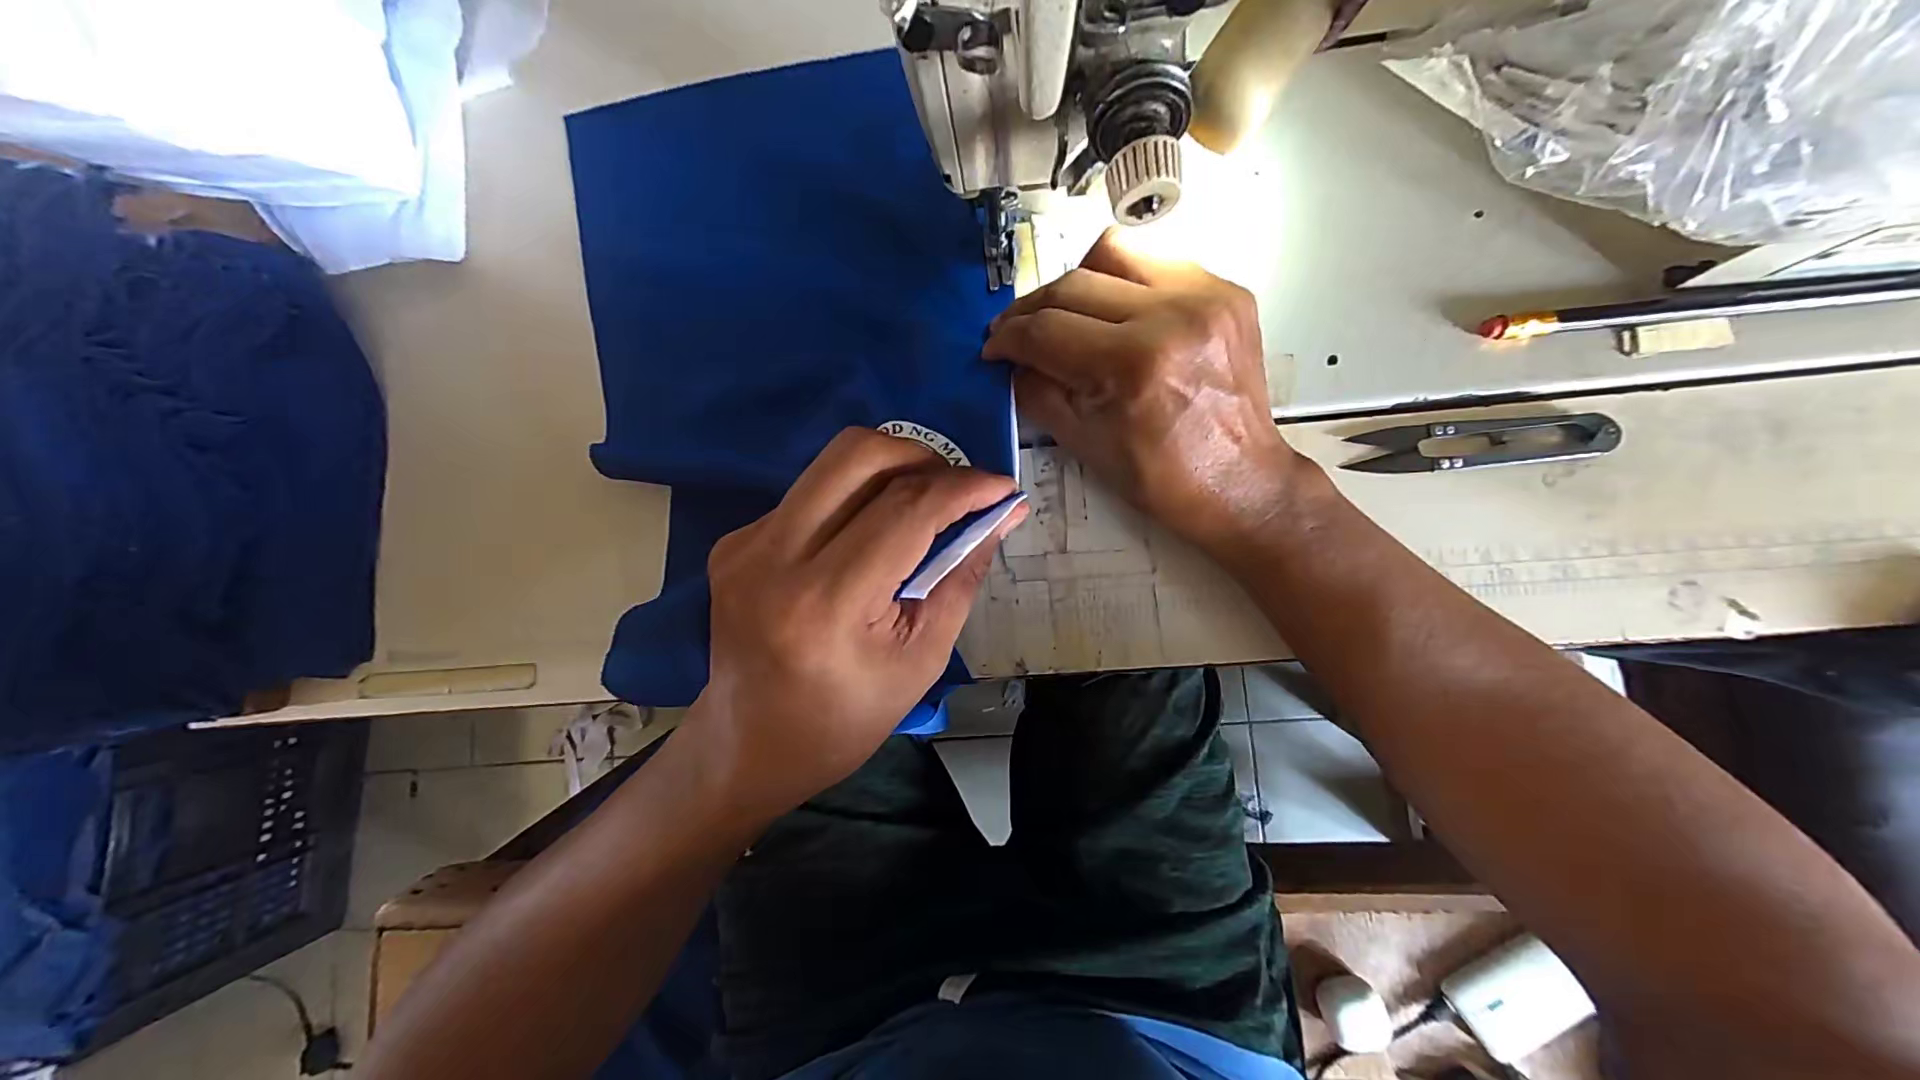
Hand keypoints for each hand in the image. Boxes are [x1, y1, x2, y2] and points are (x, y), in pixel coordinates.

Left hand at [689, 427, 1024, 822]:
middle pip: (857, 455)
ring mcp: (745, 543)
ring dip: (890, 472)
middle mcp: (774, 557)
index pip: (905, 511)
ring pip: (831, 465)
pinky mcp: (734, 541)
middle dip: (922, 454)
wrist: (749, 746)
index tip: (1002, 487)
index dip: (963, 488)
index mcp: (824, 603)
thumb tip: (1000, 514)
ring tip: (923, 507)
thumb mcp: (920, 659)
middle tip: (956, 487)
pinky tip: (867, 542)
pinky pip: (810, 496)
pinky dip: (854, 502)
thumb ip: (961, 576)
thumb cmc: (845, 721)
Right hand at [984, 228, 1305, 552]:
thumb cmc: (1162, 479)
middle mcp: (1173, 315)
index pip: (1048, 330)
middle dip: (1031, 310)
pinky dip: (1124, 284)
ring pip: (1115, 253)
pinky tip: (1118, 317)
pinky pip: (1157, 264)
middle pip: (1073, 284)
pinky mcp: (1227, 293)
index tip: (993, 348)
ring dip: (1077, 282)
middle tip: (1017, 334)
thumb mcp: (1083, 443)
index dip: (1009, 338)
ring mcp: (1207, 296)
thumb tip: (1013, 360)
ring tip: (1069, 317)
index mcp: (1135, 364)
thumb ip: (1037, 392)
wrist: (1239, 483)